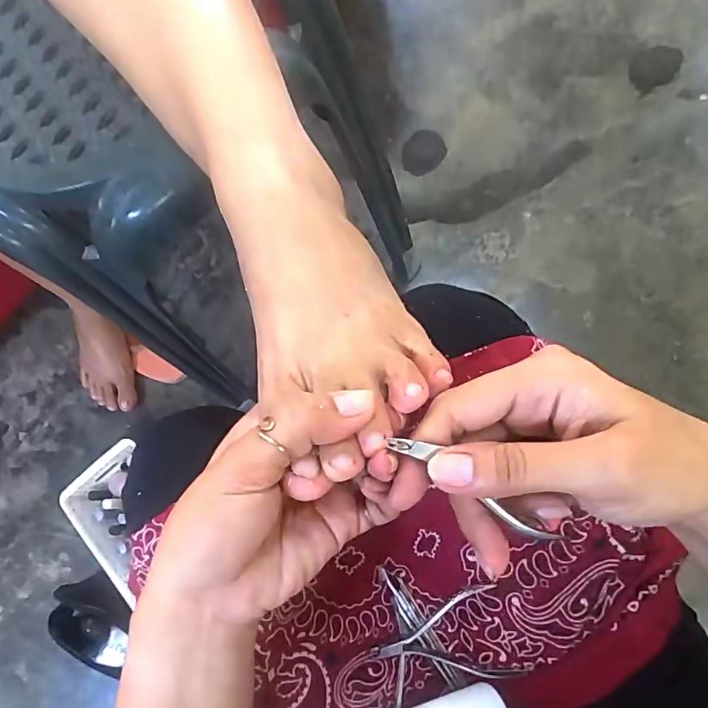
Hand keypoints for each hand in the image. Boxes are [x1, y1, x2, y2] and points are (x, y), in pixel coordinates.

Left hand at [140, 389, 401, 629]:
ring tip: (389, 475)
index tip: (369, 421)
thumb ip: (300, 427)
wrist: (211, 595)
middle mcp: (308, 452)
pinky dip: (395, 496)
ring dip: (390, 466)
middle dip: (372, 440)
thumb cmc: (213, 522)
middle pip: (356, 432)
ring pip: (373, 465)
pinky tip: (401, 495)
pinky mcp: (344, 522)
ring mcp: (329, 488)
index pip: (327, 403)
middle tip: (374, 458)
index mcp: (278, 427)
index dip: (352, 409)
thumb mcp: (245, 464)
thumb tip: (363, 401)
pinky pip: (379, 503)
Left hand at [233, 182, 450, 487]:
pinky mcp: (400, 318)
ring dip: (407, 407)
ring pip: (398, 389)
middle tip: (386, 459)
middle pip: (366, 422)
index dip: (338, 462)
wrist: (293, 234)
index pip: (322, 440)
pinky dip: (432, 370)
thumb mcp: (271, 370)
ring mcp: (373, 343)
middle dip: (376, 444)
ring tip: (410, 412)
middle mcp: (338, 371)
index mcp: (300, 389)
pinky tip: (435, 382)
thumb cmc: (278, 309)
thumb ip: (292, 414)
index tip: (349, 472)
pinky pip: (424, 351)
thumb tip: (320, 458)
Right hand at [386, 346, 707, 576]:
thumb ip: (515, 468)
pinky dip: (509, 512)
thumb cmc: (667, 469)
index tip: (399, 497)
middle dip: (469, 501)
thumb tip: (438, 470)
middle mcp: (525, 393)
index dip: (424, 449)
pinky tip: (546, 523)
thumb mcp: (595, 470)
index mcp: (539, 378)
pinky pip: (498, 482)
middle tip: (484, 552)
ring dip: (491, 515)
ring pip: (475, 470)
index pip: (459, 406)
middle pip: (463, 444)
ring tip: (513, 553)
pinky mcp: (532, 450)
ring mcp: (528, 422)